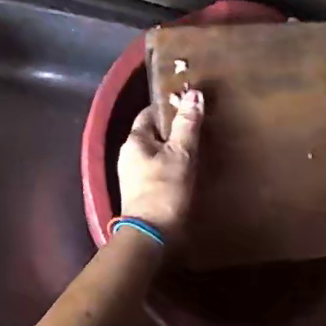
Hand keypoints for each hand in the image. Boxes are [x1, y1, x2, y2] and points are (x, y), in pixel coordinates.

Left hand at [118, 88, 204, 239]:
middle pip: (151, 133)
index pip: (148, 114)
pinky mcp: (139, 190)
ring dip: (172, 148)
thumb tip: (194, 94)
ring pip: (154, 152)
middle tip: (198, 126)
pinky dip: (169, 165)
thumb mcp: (180, 153)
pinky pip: (155, 169)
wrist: (150, 232)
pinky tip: (185, 169)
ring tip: (196, 146)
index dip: (168, 107)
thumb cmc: (164, 188)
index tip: (189, 105)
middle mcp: (127, 155)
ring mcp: (131, 174)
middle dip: (171, 129)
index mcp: (133, 141)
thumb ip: (187, 124)